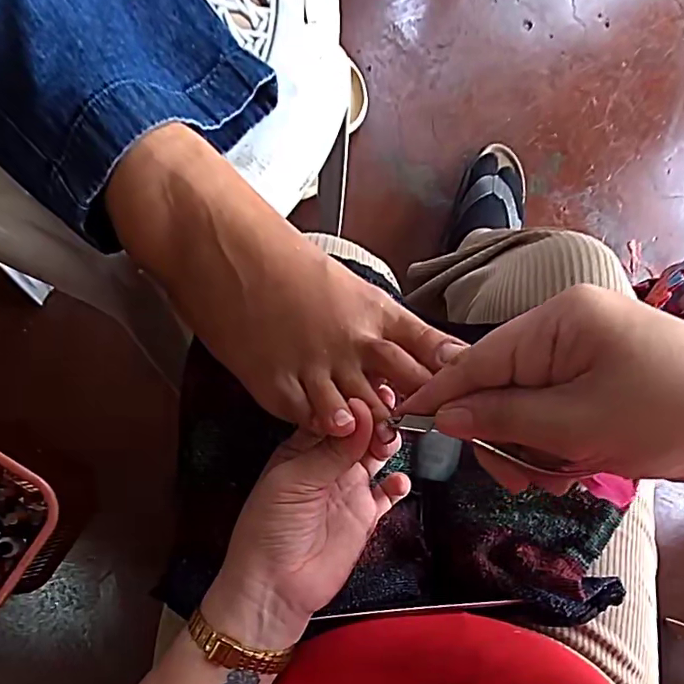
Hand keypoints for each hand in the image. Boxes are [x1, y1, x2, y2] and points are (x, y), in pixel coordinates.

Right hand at [107, 125, 462, 435]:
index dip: (449, 373)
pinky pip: (310, 419)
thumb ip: (363, 318)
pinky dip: (322, 426)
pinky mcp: (277, 387)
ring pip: (361, 414)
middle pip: (403, 388)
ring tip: (378, 438)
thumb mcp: (335, 279)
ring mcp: (315, 368)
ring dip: (371, 427)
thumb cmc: (273, 253)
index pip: (428, 348)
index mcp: (372, 309)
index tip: (463, 388)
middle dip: (417, 410)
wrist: (220, 246)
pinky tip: (328, 427)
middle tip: (425, 424)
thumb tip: (383, 347)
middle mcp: (351, 342)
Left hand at [202, 396, 410, 649]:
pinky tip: (398, 481)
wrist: (275, 585)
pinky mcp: (364, 516)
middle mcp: (326, 465)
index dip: (354, 402)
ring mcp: (347, 490)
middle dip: (377, 418)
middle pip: (360, 432)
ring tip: (394, 440)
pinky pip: (387, 494)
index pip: (334, 415)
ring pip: (377, 456)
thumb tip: (363, 413)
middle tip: (393, 409)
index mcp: (301, 450)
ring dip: (388, 445)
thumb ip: (330, 451)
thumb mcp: (293, 482)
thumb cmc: (268, 530)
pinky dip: (398, 484)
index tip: (375, 387)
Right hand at [397, 284, 683, 518]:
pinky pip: (551, 408)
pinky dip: (553, 442)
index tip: (403, 418)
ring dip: (529, 447)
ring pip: (522, 403)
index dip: (439, 394)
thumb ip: (499, 418)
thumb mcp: (571, 425)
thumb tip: (444, 417)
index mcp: (559, 320)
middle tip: (520, 482)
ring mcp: (584, 348)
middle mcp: (566, 325)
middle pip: (497, 385)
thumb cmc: (666, 417)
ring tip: (559, 480)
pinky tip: (574, 467)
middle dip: (501, 437)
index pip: (477, 359)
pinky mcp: (598, 371)